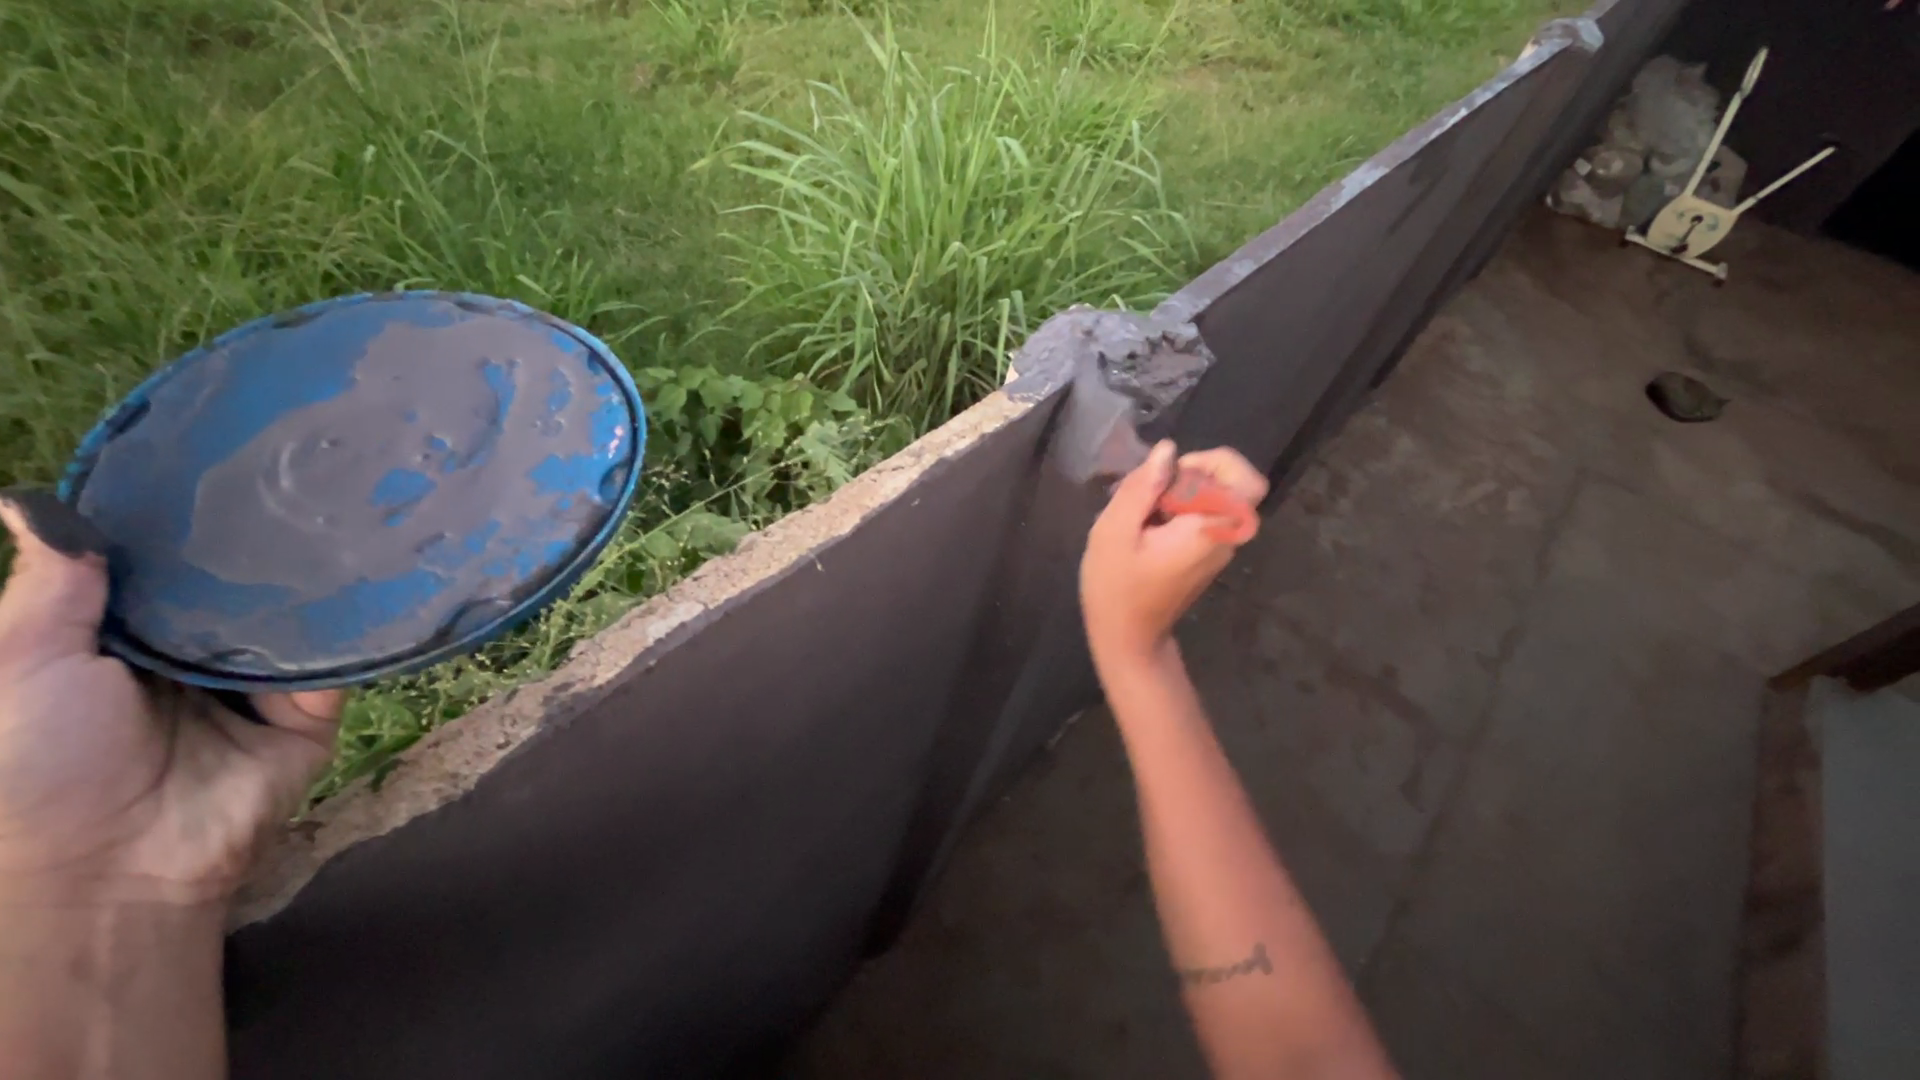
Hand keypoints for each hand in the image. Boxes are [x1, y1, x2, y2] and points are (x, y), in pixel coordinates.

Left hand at [0, 493, 342, 906]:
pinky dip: (352, 626)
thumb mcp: (17, 668)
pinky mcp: (313, 708)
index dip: (178, 521)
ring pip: (292, 615)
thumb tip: (27, 497)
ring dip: (312, 578)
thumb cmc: (36, 763)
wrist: (114, 864)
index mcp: (122, 641)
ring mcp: (261, 681)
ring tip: (346, 508)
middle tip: (293, 473)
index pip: (160, 569)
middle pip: (234, 585)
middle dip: (256, 541)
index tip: (212, 464)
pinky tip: (372, 575)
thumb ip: (49, 592)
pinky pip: (337, 658)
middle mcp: (195, 654)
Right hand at [1079, 442, 1267, 668]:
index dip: (1216, 463)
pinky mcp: (1205, 555)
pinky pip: (1201, 517)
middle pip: (1228, 485)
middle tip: (1147, 495)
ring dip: (1177, 495)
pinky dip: (1176, 512)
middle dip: (1187, 477)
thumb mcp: (1113, 533)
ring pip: (1213, 499)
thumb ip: (1141, 488)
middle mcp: (1224, 538)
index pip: (1247, 481)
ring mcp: (1217, 548)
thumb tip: (1166, 451)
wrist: (1127, 640)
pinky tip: (1143, 529)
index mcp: (1209, 530)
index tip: (1175, 475)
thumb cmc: (1117, 588)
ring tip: (1139, 514)